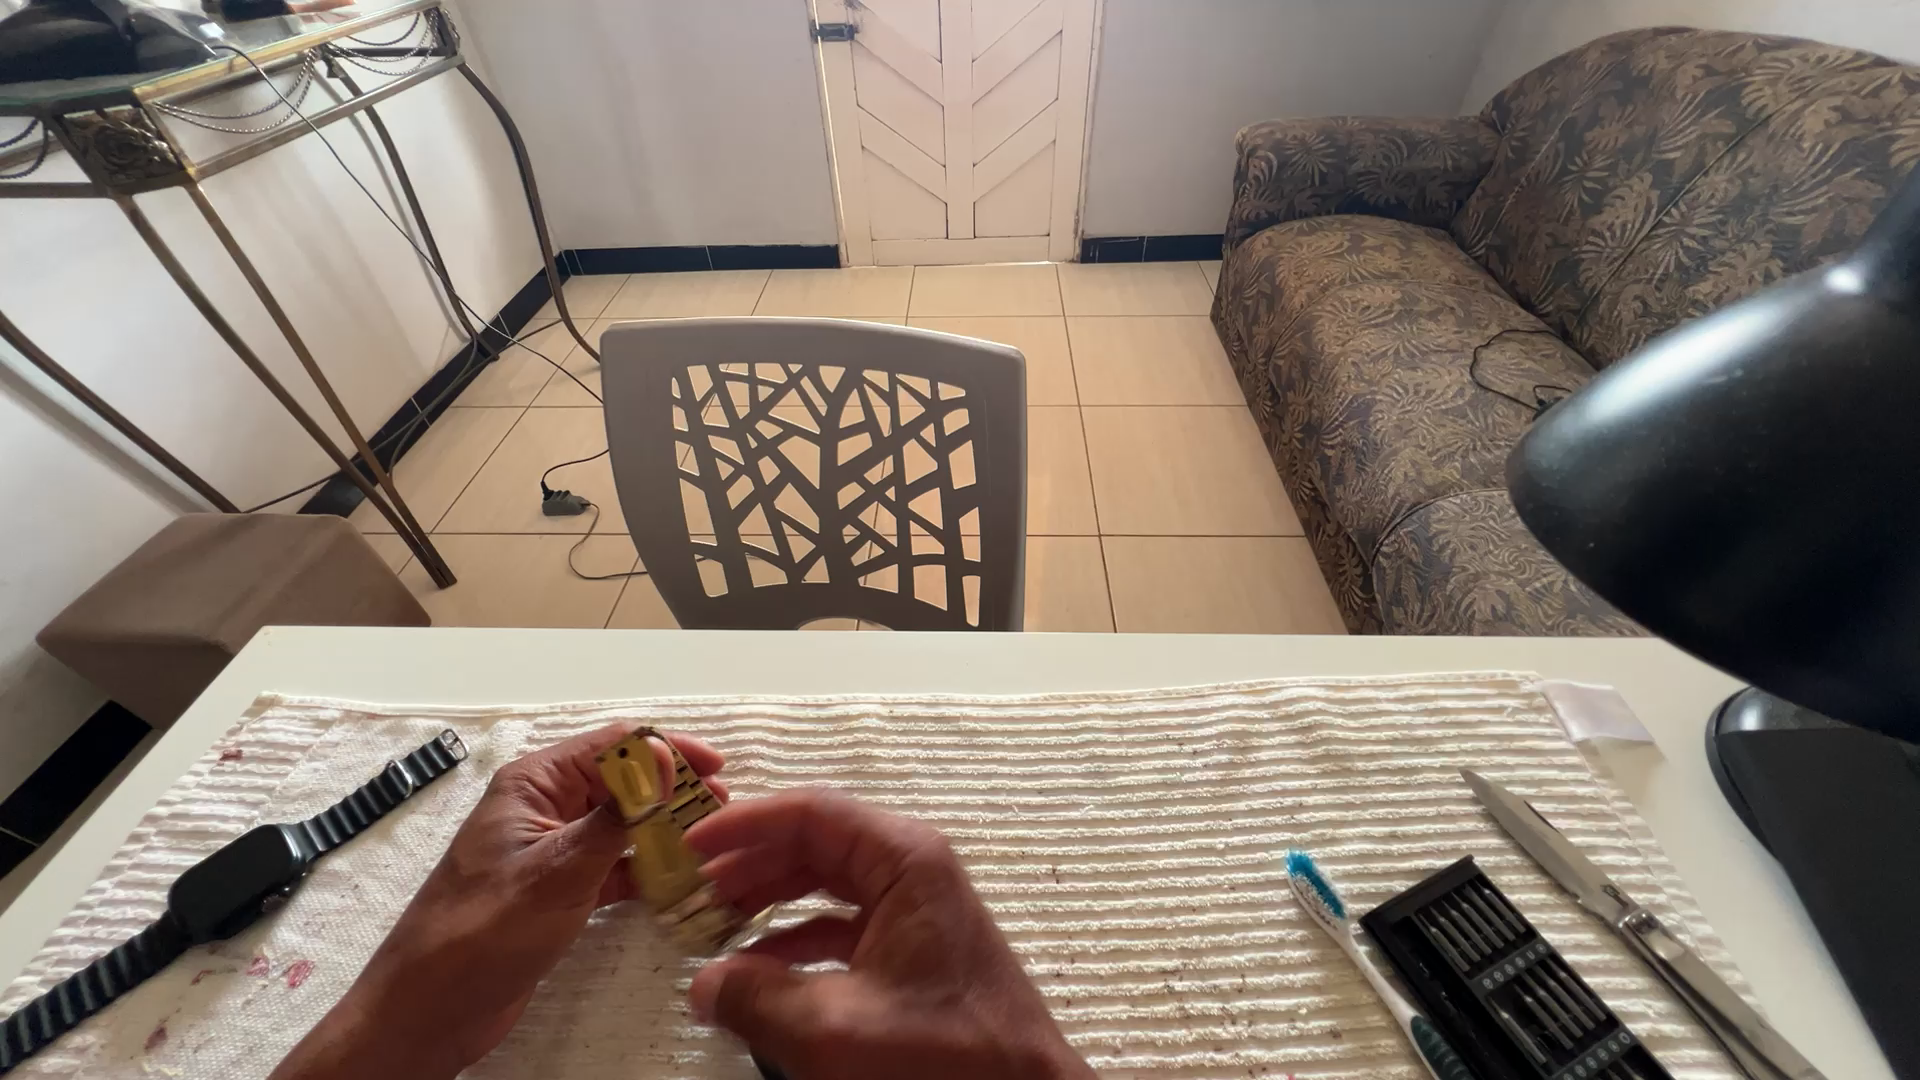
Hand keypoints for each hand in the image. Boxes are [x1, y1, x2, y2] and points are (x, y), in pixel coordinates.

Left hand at [271, 725, 725, 1079]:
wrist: (421, 1020)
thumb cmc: (481, 934)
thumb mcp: (558, 869)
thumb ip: (617, 813)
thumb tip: (663, 757)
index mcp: (537, 783)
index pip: (617, 744)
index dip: (669, 749)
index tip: (715, 766)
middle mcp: (547, 805)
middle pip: (624, 778)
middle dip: (673, 787)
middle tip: (720, 804)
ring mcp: (555, 846)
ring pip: (624, 819)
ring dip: (665, 823)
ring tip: (709, 835)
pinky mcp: (561, 884)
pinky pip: (615, 860)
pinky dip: (647, 863)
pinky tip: (679, 873)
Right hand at [685, 790, 1093, 1079]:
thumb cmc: (943, 1054)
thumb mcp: (838, 1030)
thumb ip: (760, 1001)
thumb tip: (704, 983)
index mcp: (903, 856)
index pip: (813, 812)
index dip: (747, 823)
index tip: (691, 845)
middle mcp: (909, 863)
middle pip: (817, 839)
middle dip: (752, 860)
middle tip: (692, 887)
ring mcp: (912, 899)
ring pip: (827, 877)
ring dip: (770, 894)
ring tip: (712, 917)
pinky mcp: (909, 938)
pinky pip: (842, 917)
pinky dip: (797, 932)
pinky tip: (757, 960)